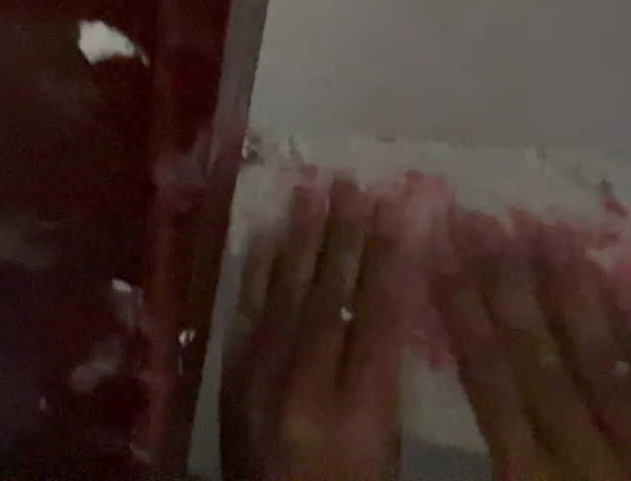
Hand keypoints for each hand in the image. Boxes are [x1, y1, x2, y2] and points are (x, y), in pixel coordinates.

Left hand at [221, 176, 421, 480]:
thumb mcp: (386, 446)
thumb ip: (384, 375)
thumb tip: (385, 297)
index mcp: (357, 413)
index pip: (378, 319)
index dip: (390, 260)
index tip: (399, 212)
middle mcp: (304, 383)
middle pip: (331, 294)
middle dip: (346, 234)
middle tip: (356, 184)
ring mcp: (260, 372)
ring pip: (288, 289)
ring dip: (304, 235)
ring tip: (316, 187)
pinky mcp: (231, 370)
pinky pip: (247, 306)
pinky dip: (260, 265)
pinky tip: (269, 229)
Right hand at [434, 210, 630, 480]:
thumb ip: (500, 475)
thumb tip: (432, 435)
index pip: (490, 381)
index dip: (462, 311)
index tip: (439, 252)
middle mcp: (594, 462)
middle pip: (539, 358)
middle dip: (504, 284)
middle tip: (479, 217)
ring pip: (605, 362)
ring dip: (568, 294)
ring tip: (541, 230)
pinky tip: (621, 287)